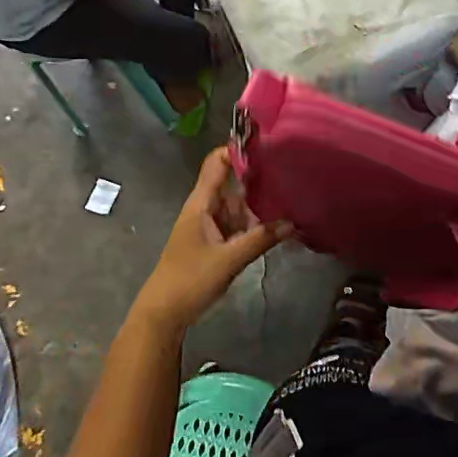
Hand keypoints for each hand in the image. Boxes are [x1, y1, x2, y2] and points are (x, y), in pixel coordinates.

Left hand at [130, 148, 289, 334]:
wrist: (163, 313)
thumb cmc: (189, 280)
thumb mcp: (228, 260)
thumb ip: (260, 239)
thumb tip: (293, 222)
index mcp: (202, 203)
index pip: (218, 162)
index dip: (238, 149)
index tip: (268, 143)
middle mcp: (206, 208)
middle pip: (234, 184)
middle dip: (259, 180)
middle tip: (293, 174)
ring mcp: (210, 226)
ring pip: (239, 207)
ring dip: (260, 206)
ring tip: (293, 199)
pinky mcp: (215, 243)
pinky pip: (238, 226)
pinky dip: (255, 225)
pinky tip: (278, 227)